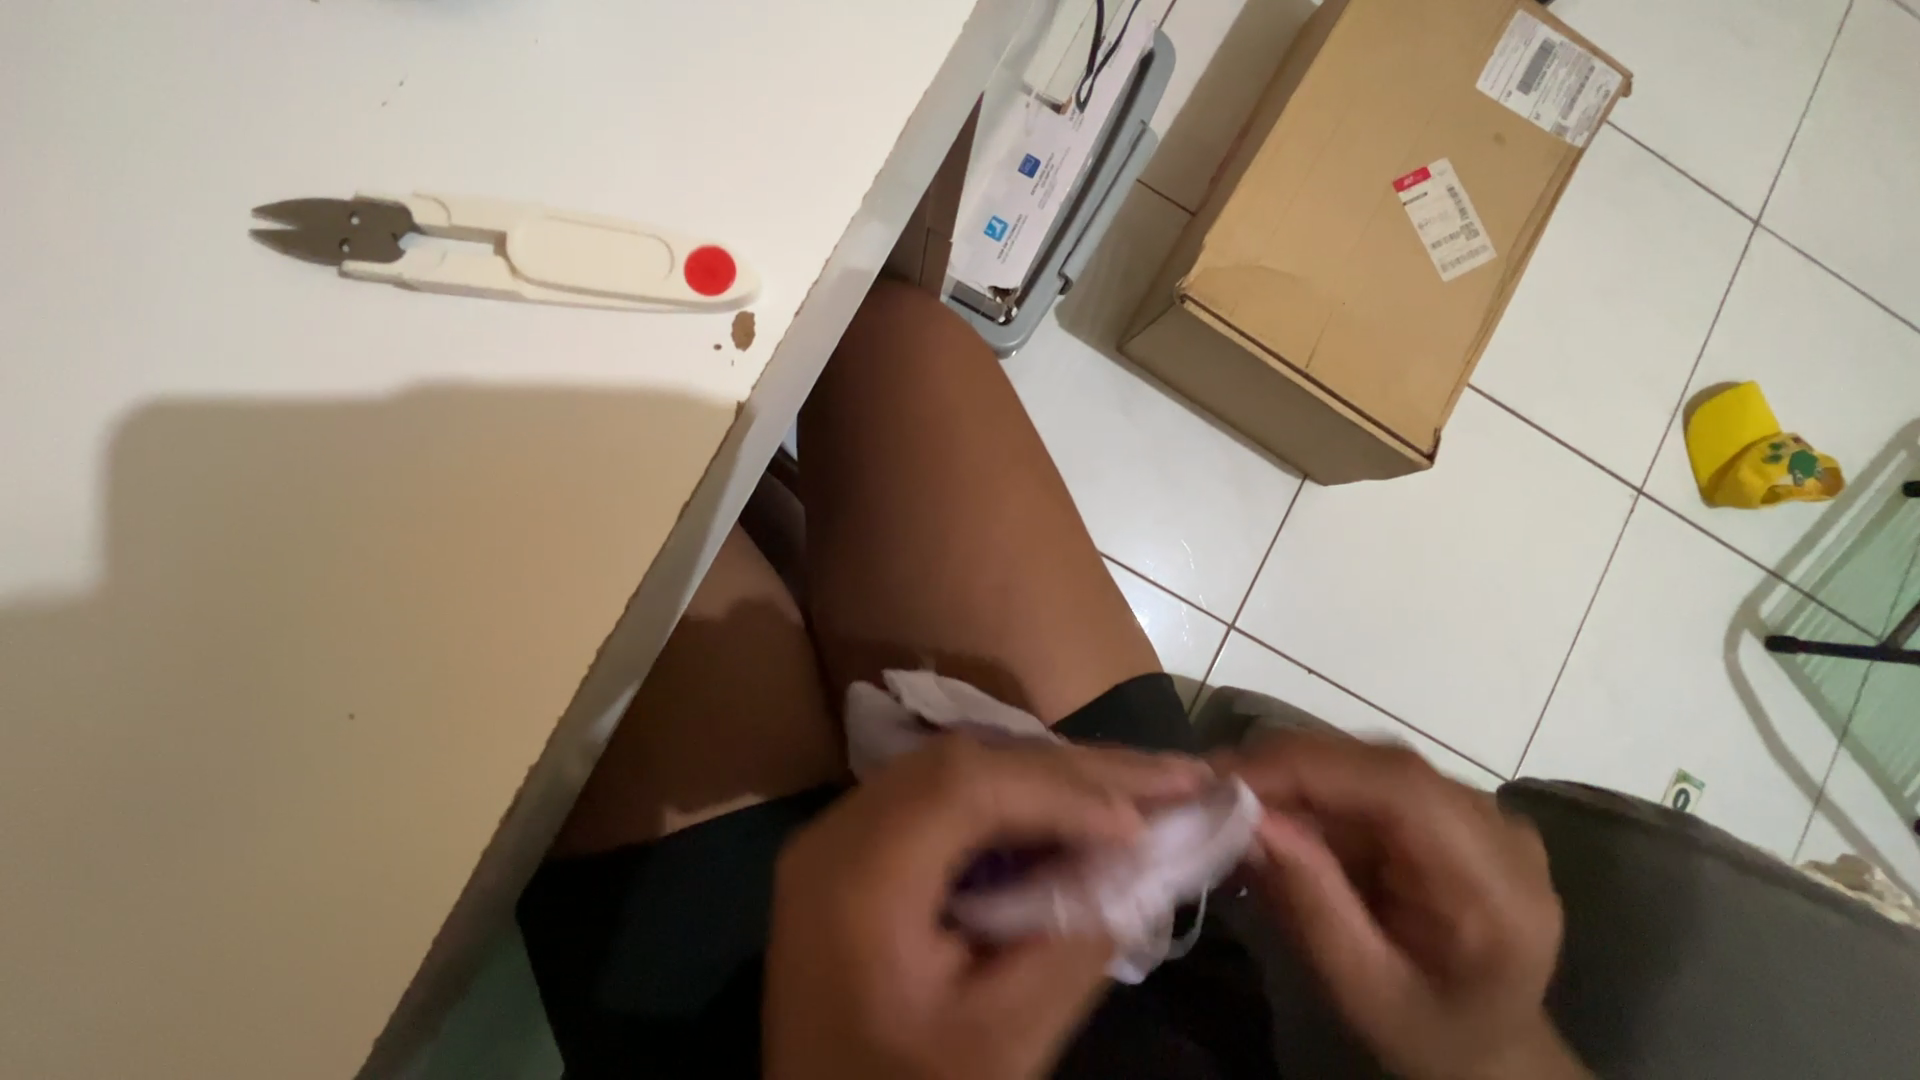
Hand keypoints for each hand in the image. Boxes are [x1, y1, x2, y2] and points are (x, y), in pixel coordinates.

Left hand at [764, 737, 1206, 1079]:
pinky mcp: (862, 843)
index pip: (964, 790)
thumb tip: (1134, 869)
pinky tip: (1075, 804)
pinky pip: (947, 791)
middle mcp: (838, 831)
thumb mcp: (997, 1046)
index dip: (1060, 790)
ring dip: (1053, 773)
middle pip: (966, 763)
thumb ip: (1069, 949)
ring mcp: (843, 831)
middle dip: (1076, 768)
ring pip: (960, 767)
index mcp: (855, 880)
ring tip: (1140, 783)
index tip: (1142, 823)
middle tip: (1173, 775)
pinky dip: (1019, 792)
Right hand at [1221, 733, 1585, 1079]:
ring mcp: (1472, 808)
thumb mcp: (1361, 991)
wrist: (1486, 1045)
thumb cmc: (1426, 1035)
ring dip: (1289, 771)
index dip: (1305, 768)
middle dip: (1284, 765)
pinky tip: (1268, 806)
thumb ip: (1310, 904)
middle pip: (1376, 763)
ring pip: (1362, 757)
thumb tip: (1247, 816)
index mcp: (1497, 886)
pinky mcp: (1440, 802)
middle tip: (1206, 784)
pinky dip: (1306, 784)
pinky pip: (1361, 773)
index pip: (1400, 789)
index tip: (1224, 780)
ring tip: (1227, 795)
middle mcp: (1495, 828)